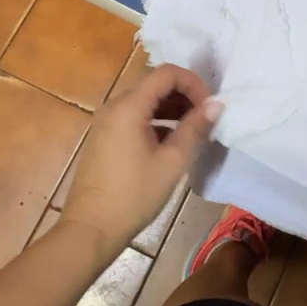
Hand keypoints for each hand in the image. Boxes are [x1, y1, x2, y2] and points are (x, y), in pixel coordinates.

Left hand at [61, 64, 220, 246]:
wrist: (89, 231)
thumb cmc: (133, 196)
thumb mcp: (172, 161)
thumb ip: (195, 127)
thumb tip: (217, 104)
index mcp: (129, 106)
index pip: (167, 73)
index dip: (193, 83)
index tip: (209, 106)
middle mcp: (114, 106)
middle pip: (155, 84)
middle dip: (184, 95)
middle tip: (205, 117)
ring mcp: (106, 122)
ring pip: (145, 100)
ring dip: (171, 108)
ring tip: (192, 130)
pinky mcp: (104, 137)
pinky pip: (134, 116)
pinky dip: (156, 120)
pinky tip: (170, 143)